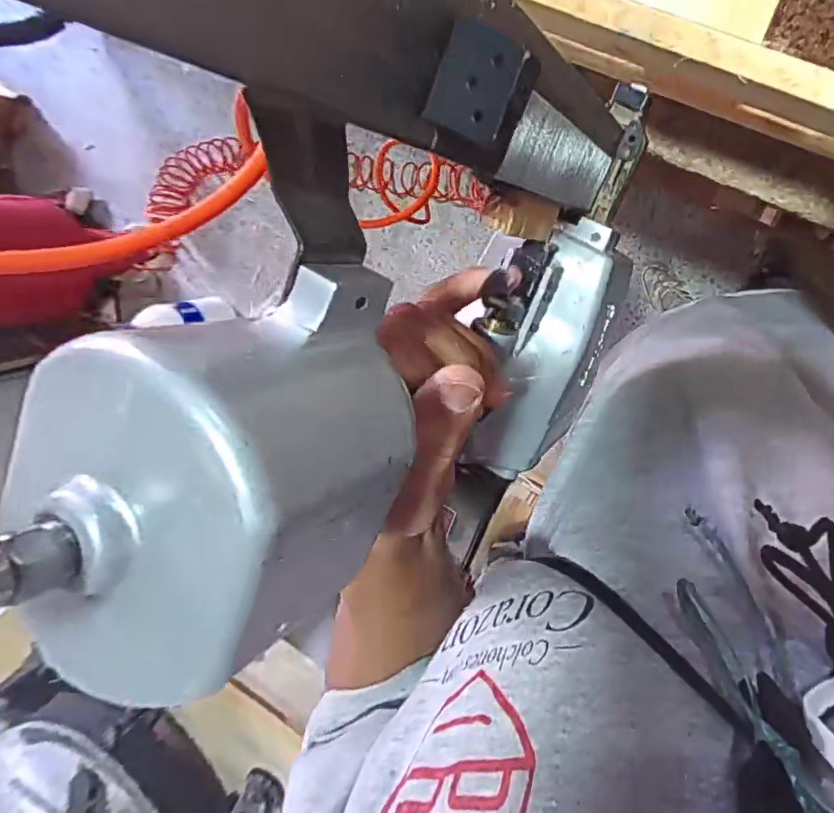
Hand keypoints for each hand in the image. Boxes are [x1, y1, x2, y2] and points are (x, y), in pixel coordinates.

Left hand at [326, 269, 505, 688]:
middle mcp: (358, 368)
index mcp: (337, 392)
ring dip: (477, 340)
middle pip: (421, 321)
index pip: (394, 336)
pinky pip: (444, 319)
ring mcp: (389, 363)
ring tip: (496, 384)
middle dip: (467, 353)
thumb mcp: (404, 498)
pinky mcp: (419, 365)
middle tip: (492, 398)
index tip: (479, 393)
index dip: (444, 355)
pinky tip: (495, 284)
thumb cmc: (380, 532)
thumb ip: (431, 442)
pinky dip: (469, 298)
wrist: (390, 550)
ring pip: (437, 316)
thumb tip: (463, 382)